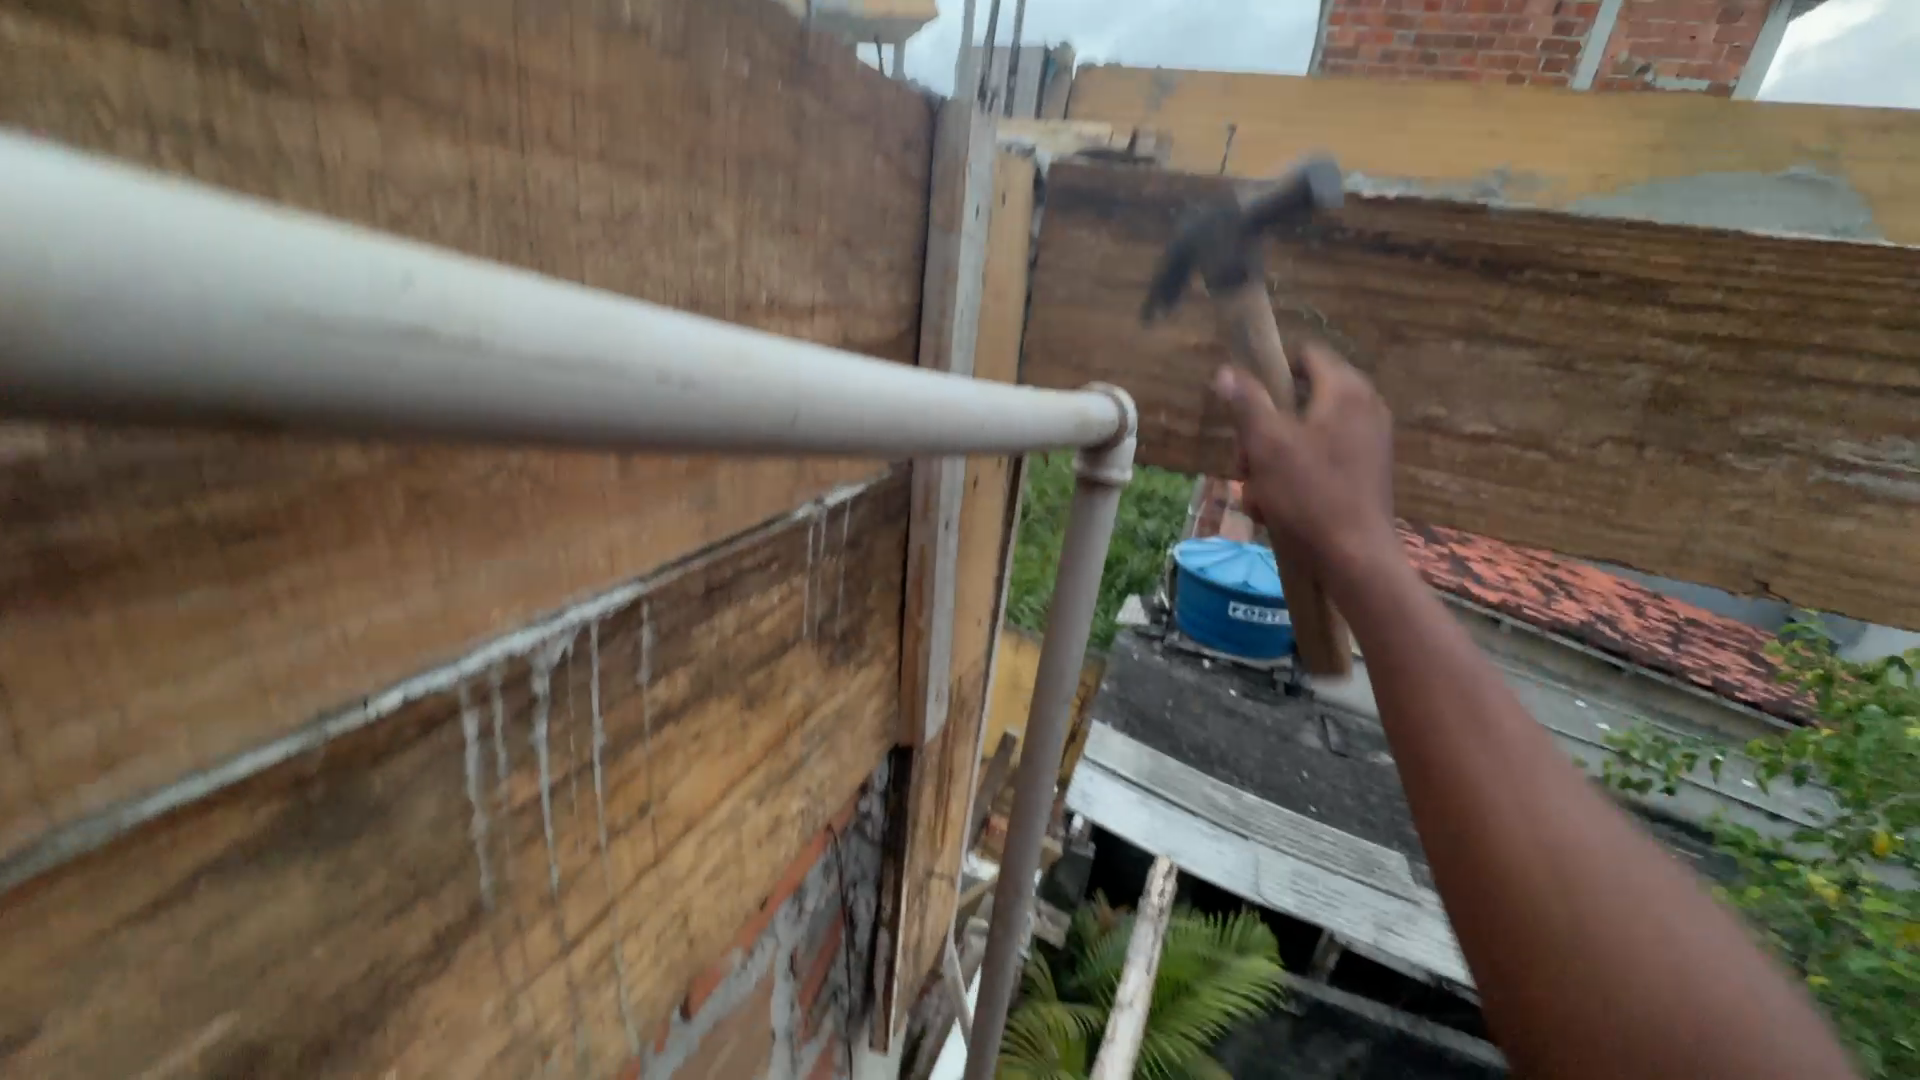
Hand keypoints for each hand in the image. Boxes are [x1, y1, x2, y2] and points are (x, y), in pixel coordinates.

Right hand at [1212, 341, 1399, 590]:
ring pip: (1301, 435)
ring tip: (1258, 494)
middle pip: (1297, 400)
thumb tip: (1226, 370)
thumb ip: (1246, 402)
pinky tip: (1276, 507)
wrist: (1354, 558)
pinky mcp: (1364, 472)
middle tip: (1245, 463)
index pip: (1304, 354)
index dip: (1270, 370)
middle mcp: (1364, 407)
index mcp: (1346, 390)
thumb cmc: (1309, 495)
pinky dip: (1293, 477)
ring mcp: (1368, 442)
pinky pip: (1318, 460)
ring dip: (1270, 461)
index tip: (1244, 402)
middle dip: (1262, 430)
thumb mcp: (1266, 445)